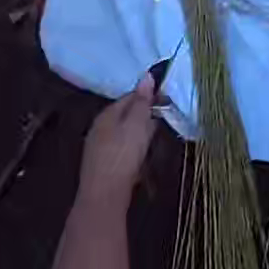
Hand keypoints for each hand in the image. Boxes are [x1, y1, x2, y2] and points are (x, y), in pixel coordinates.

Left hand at [78, 73, 157, 211]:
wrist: (105, 193)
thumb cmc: (124, 153)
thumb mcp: (138, 123)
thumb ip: (143, 100)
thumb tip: (147, 75)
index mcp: (107, 114)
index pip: (130, 96)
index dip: (150, 95)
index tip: (169, 99)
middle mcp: (99, 126)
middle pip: (126, 112)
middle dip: (146, 111)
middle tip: (166, 115)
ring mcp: (99, 145)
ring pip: (124, 129)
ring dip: (141, 128)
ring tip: (157, 133)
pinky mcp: (103, 161)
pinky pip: (122, 143)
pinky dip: (134, 142)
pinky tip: (142, 151)